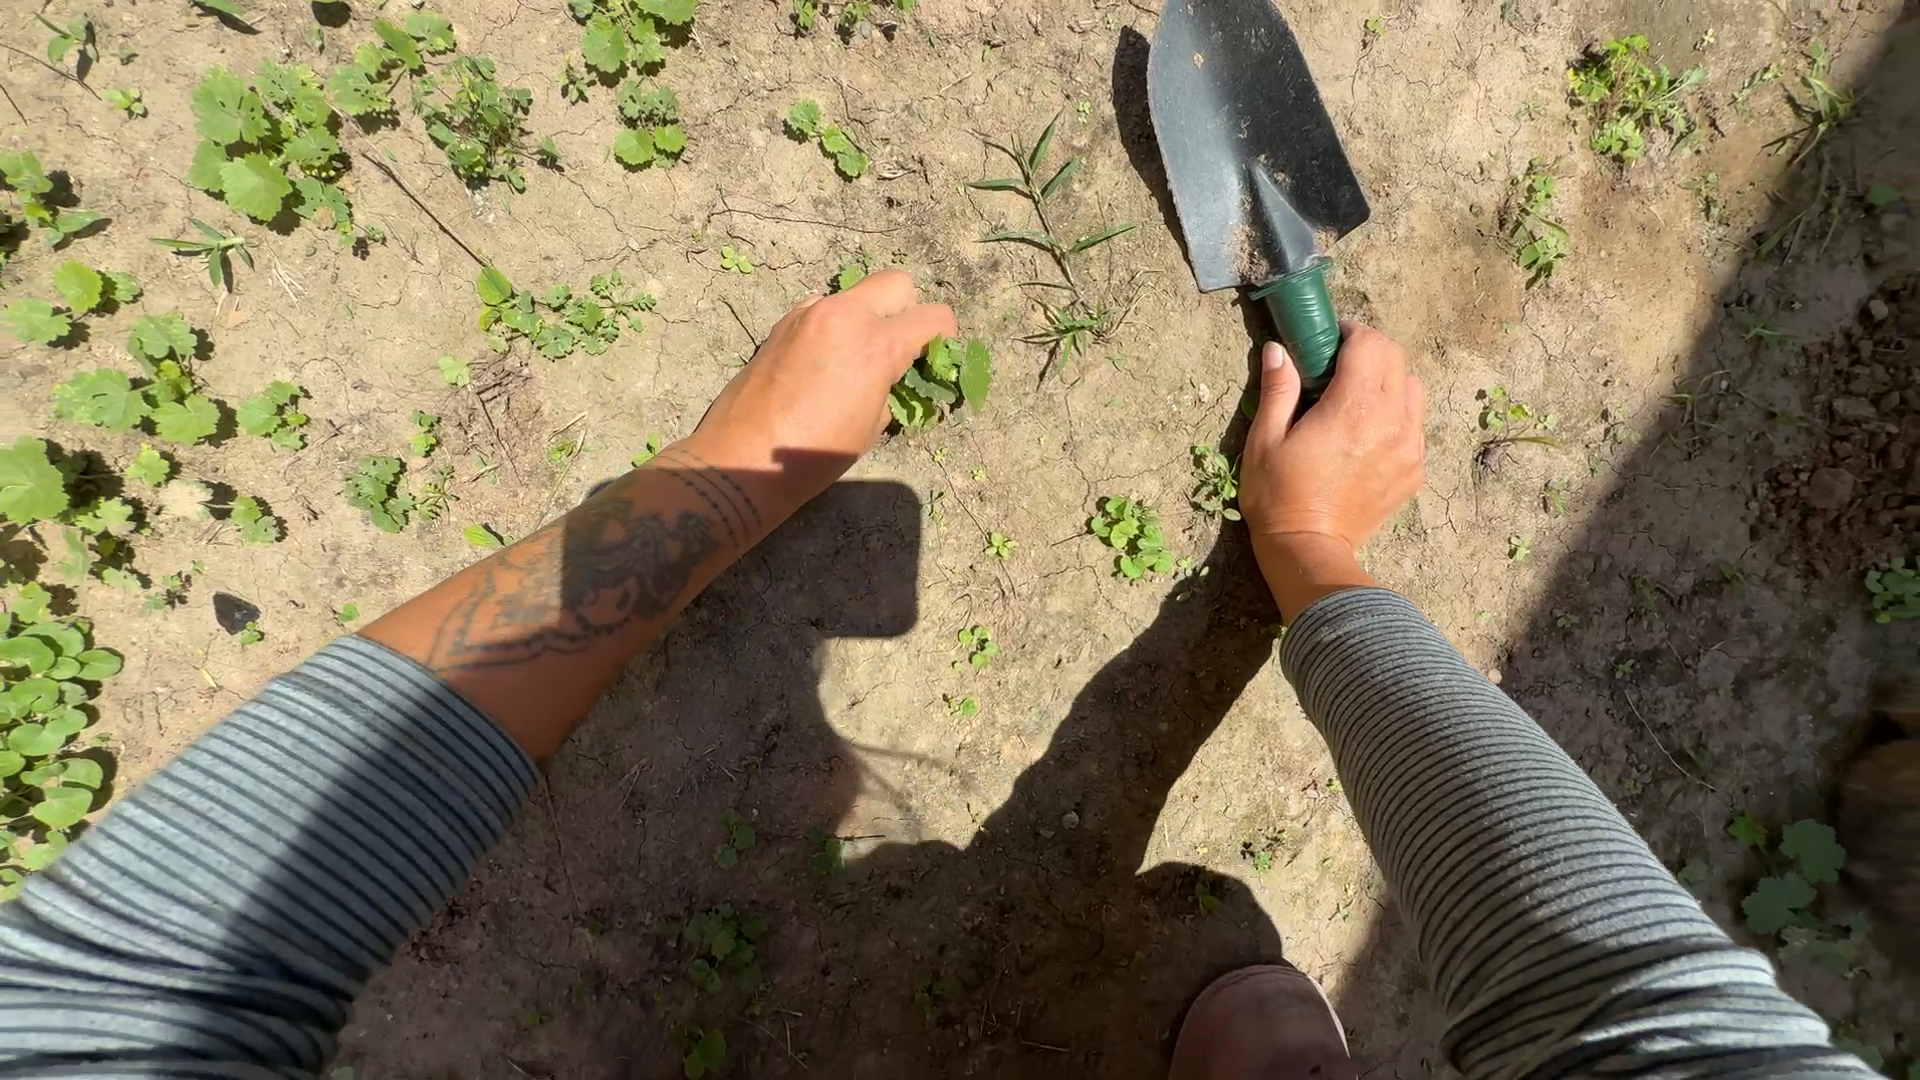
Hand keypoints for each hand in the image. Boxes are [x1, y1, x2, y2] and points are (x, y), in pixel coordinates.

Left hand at [677, 270, 955, 524]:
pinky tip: (824, 361)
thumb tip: (892, 379)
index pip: (933, 317)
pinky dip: (834, 325)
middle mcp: (846, 315)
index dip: (944, 338)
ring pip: (856, 293)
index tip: (936, 358)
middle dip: (907, 310)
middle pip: (897, 282)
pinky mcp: (784, 322)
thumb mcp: (873, 426)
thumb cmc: (817, 452)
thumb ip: (891, 388)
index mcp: (878, 343)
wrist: (746, 456)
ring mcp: (810, 313)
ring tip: (857, 358)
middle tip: (899, 348)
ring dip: (867, 316)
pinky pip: (823, 308)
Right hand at [1238, 325, 1424, 618]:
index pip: (1370, 343)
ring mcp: (1411, 445)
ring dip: (1386, 380)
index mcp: (1352, 408)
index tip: (1328, 339)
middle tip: (1337, 364)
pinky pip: (1415, 423)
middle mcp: (1392, 420)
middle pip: (1397, 359)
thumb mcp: (1264, 440)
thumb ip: (1277, 390)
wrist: (1308, 548)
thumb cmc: (1277, 495)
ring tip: (1354, 398)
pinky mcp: (1415, 468)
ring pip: (1412, 388)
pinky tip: (1364, 433)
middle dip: (1369, 351)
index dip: (1350, 332)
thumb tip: (1280, 350)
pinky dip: (1394, 413)